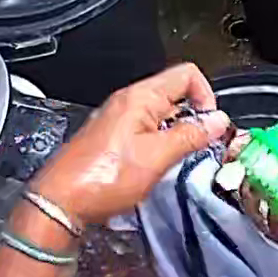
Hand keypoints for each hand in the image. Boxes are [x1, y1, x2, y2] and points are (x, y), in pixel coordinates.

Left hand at [30, 63, 229, 227]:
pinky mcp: (113, 135)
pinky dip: (159, 142)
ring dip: (177, 132)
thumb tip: (217, 120)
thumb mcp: (157, 157)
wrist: (61, 202)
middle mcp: (128, 100)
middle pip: (175, 92)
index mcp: (141, 96)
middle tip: (199, 146)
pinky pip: (146, 128)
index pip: (187, 74)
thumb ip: (190, 136)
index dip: (206, 96)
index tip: (210, 124)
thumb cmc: (102, 178)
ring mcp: (119, 117)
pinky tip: (155, 166)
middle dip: (194, 116)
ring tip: (176, 160)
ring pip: (161, 113)